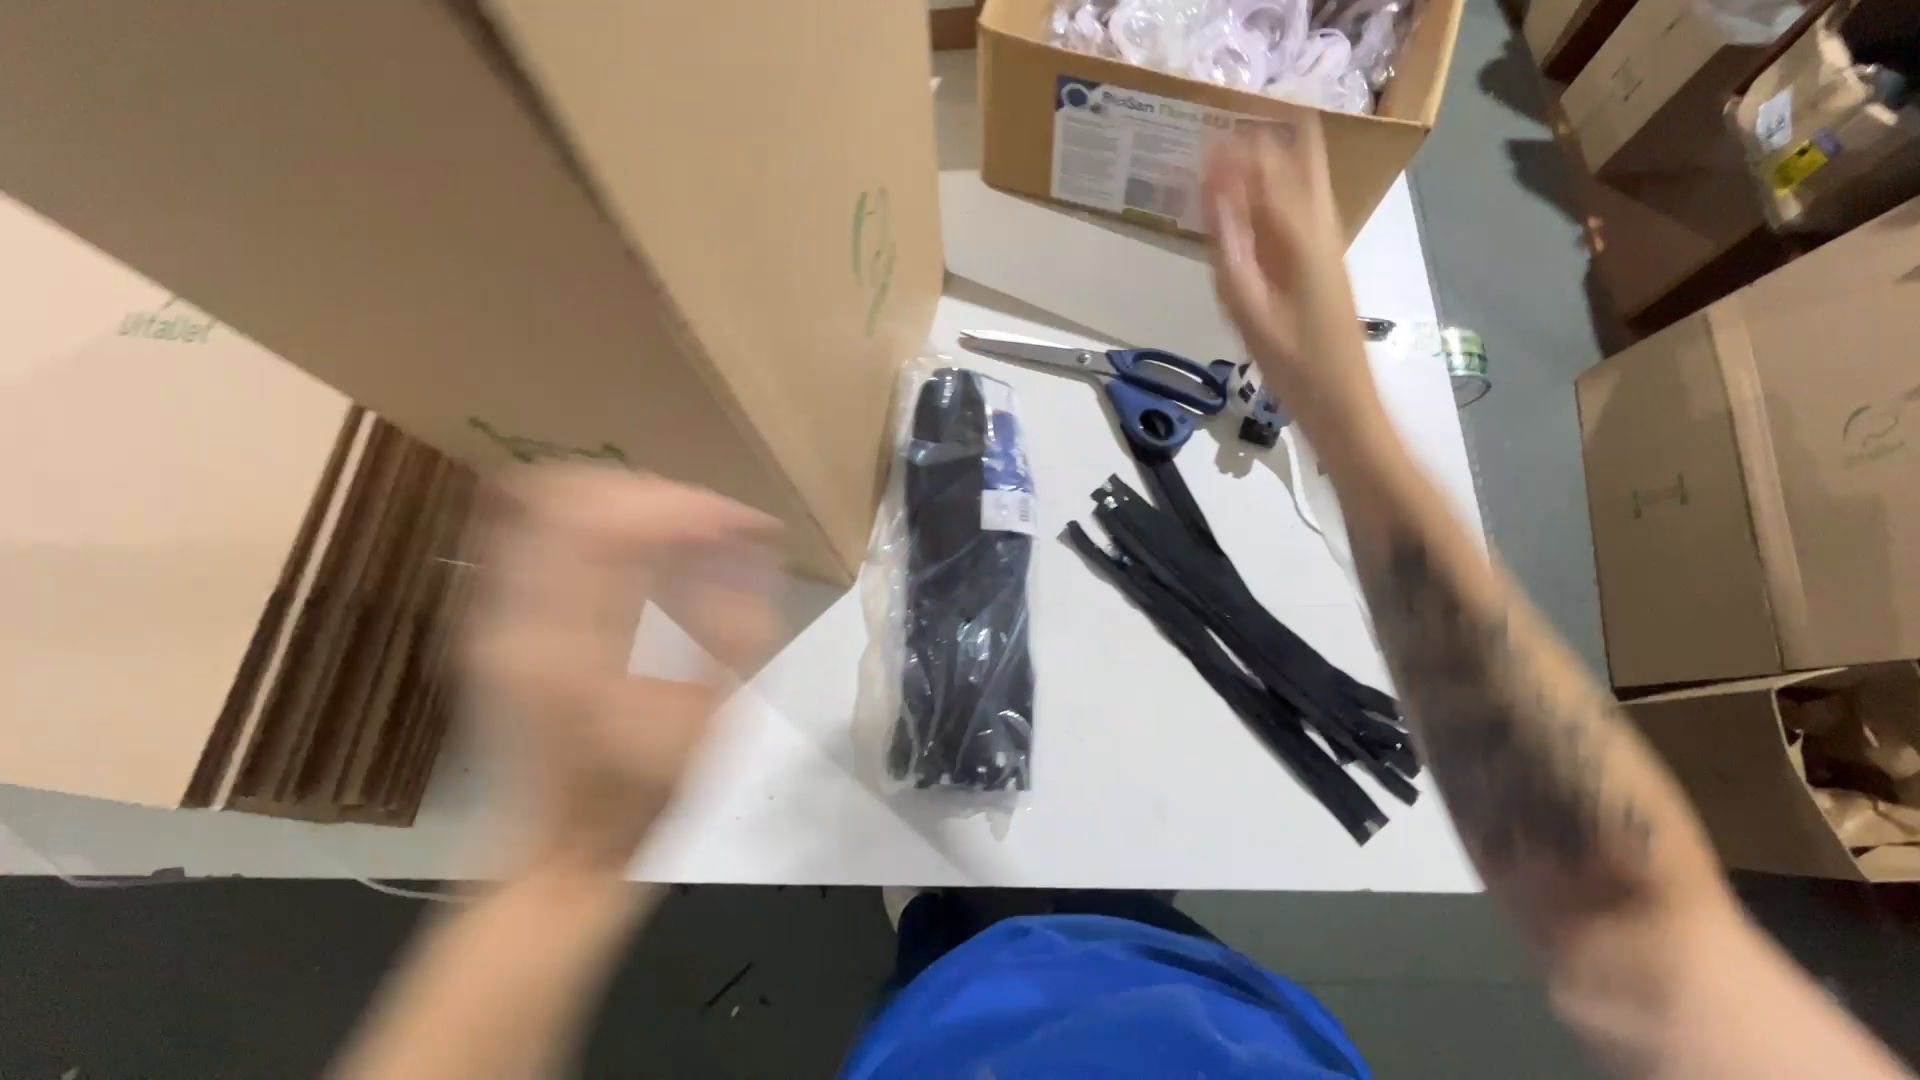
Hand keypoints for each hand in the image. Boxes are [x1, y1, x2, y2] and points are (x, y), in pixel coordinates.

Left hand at [464, 466, 778, 876]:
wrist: (557, 854)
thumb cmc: (638, 802)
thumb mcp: (708, 725)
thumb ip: (734, 632)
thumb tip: (756, 554)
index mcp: (564, 648)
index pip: (612, 524)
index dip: (690, 507)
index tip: (748, 528)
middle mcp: (511, 617)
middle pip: (572, 494)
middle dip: (662, 497)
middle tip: (720, 528)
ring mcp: (491, 614)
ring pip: (550, 502)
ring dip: (631, 503)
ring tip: (691, 533)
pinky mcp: (494, 618)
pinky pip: (541, 533)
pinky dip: (602, 523)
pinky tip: (647, 551)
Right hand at [1204, 123, 1382, 436]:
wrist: (1344, 402)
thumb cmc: (1296, 367)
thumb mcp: (1252, 315)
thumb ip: (1232, 255)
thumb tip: (1213, 203)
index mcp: (1303, 240)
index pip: (1269, 175)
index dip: (1238, 151)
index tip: (1204, 135)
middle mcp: (1322, 231)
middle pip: (1302, 164)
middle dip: (1267, 140)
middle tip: (1230, 126)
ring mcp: (1327, 246)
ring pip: (1307, 184)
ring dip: (1275, 161)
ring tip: (1239, 150)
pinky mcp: (1324, 265)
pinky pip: (1301, 212)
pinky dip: (1277, 195)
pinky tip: (1254, 204)